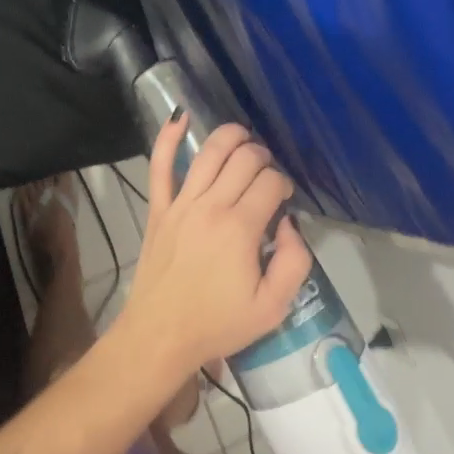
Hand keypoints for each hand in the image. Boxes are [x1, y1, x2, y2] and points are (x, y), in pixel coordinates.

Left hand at [117, 116, 314, 382]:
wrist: (160, 336)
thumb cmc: (218, 324)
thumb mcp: (272, 307)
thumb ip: (295, 263)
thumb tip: (291, 226)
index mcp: (240, 228)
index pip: (270, 183)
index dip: (283, 185)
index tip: (284, 201)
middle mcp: (210, 206)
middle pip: (243, 159)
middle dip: (263, 158)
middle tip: (267, 175)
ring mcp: (180, 203)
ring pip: (208, 153)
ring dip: (230, 137)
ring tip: (244, 138)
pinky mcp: (158, 209)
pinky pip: (159, 165)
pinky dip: (168, 138)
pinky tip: (180, 118)